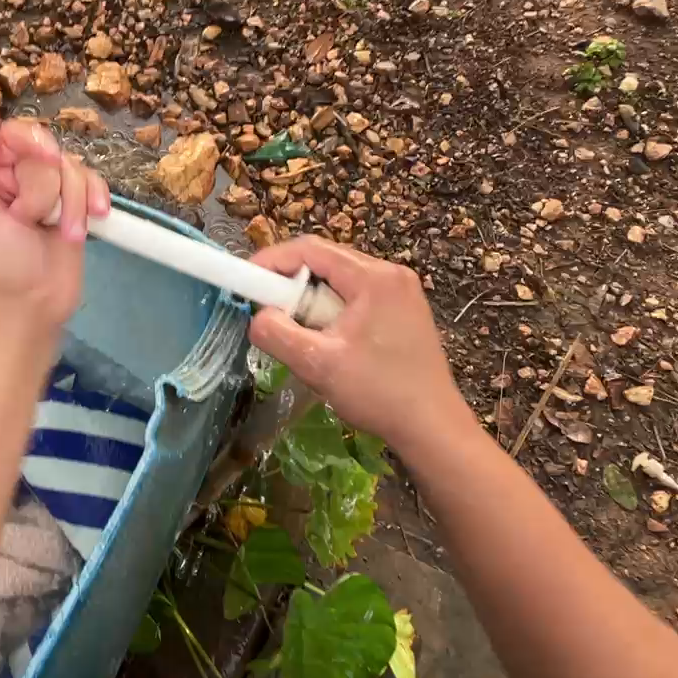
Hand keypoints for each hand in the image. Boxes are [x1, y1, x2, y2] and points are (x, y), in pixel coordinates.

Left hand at [0, 112, 109, 332]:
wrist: (32, 305)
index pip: (13, 133)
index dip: (32, 142)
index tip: (44, 159)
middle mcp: (18, 175)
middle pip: (47, 150)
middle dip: (47, 187)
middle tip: (35, 219)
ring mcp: (50, 189)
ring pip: (73, 168)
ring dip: (71, 205)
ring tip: (63, 235)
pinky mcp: (76, 205)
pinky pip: (93, 182)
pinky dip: (94, 201)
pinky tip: (92, 221)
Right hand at [248, 237, 470, 451]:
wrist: (433, 428)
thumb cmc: (378, 392)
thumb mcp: (317, 364)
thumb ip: (276, 333)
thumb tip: (257, 316)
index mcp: (373, 278)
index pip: (310, 249)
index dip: (270, 260)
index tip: (244, 282)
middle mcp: (390, 275)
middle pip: (325, 261)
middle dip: (290, 282)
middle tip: (268, 311)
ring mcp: (401, 292)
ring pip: (338, 279)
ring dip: (309, 299)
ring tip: (297, 330)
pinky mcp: (403, 311)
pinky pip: (354, 296)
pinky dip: (330, 309)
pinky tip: (326, 338)